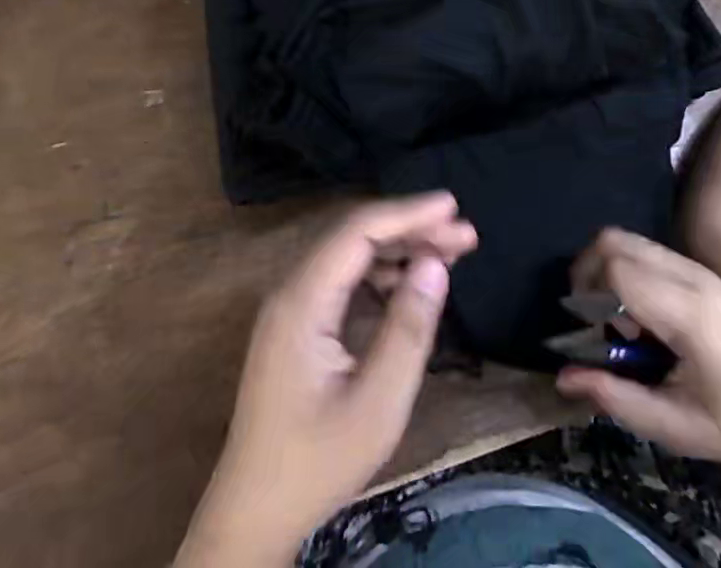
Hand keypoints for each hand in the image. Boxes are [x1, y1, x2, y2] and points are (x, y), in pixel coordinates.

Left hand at [176, 194, 477, 565]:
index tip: (454, 207)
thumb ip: (409, 328)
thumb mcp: (378, 401)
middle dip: (411, 229)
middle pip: (354, 238)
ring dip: (400, 250)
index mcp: (302, 302)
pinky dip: (382, 275)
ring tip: (451, 255)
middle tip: (465, 234)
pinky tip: (413, 286)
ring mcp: (292, 309)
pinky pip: (344, 282)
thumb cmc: (318, 461)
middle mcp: (291, 292)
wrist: (255, 512)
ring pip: (350, 257)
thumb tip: (436, 263)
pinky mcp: (299, 327)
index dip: (408, 213)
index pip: (358, 232)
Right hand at [556, 229, 720, 473]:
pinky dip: (628, 274)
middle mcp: (694, 277)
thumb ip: (617, 398)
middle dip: (586, 272)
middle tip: (587, 321)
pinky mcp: (706, 274)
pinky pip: (650, 254)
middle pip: (616, 240)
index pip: (616, 268)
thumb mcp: (677, 428)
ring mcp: (702, 271)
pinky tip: (641, 323)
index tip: (582, 331)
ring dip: (608, 273)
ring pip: (631, 242)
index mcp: (690, 312)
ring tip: (616, 327)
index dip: (584, 291)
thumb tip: (563, 377)